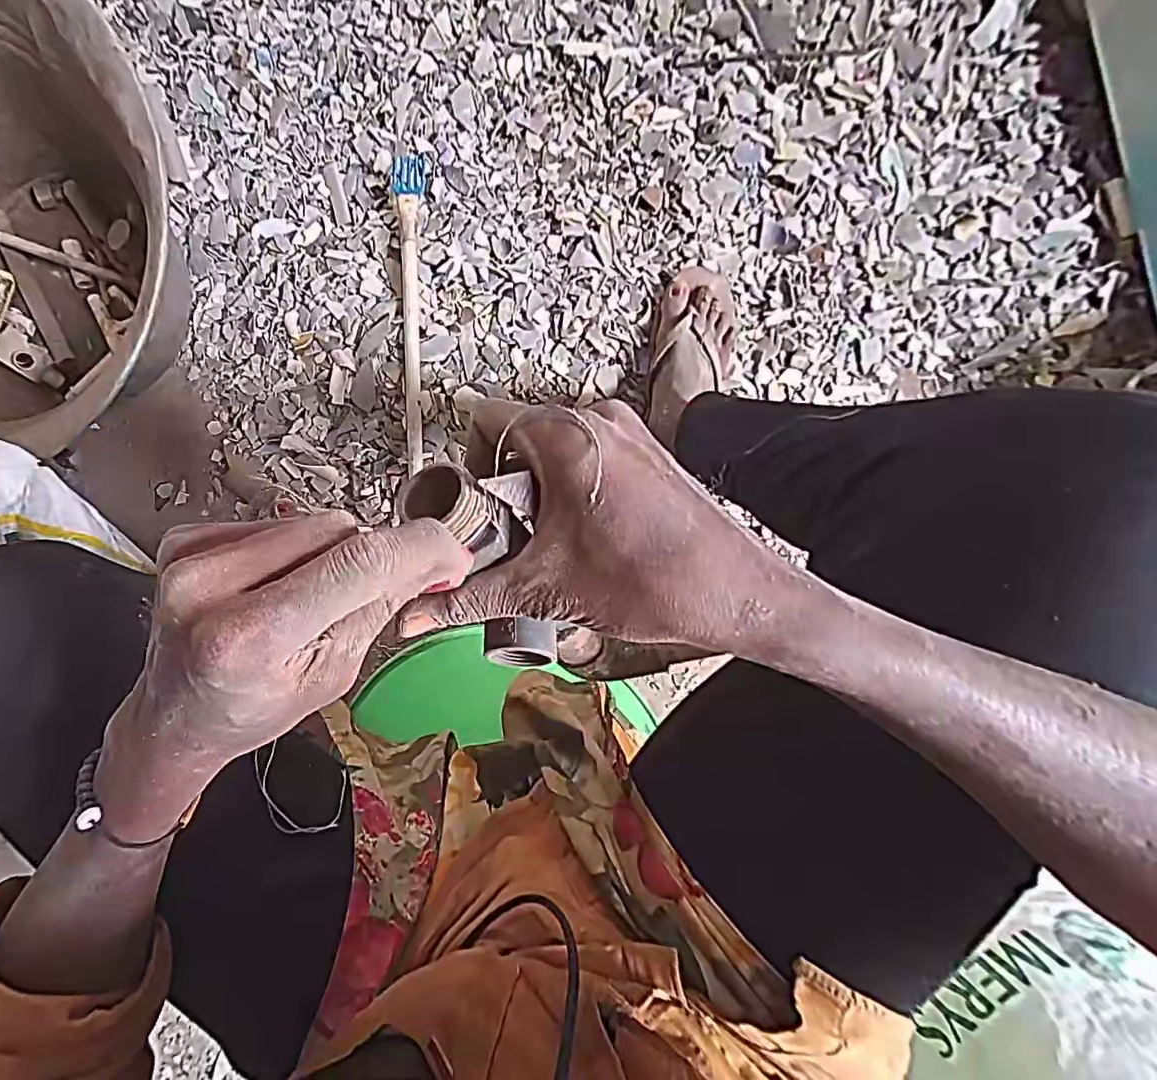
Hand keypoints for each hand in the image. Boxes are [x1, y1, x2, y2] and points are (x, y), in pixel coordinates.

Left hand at [96, 512, 469, 840]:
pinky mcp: (184, 538)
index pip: (355, 564)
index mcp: (249, 638)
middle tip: (367, 592)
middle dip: (368, 556)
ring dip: (327, 552)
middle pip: (333, 530)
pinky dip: (291, 547)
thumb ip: (376, 608)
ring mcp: (190, 557)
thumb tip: (431, 562)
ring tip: (306, 598)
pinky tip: (275, 585)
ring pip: (305, 521)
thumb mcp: (327, 677)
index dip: (416, 548)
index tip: (450, 549)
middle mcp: (209, 587)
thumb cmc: (247, 711)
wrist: (175, 716)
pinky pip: (271, 522)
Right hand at [398, 400, 815, 654]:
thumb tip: (417, 615)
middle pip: (513, 435)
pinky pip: (582, 455)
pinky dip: (564, 488)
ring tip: (544, 540)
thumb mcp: (545, 590)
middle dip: (499, 486)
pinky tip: (576, 535)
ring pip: (547, 447)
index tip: (471, 506)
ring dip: (532, 490)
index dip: (465, 464)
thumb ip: (469, 600)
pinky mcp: (642, 451)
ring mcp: (625, 432)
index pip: (482, 419)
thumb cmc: (660, 581)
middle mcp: (596, 419)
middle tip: (507, 534)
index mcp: (566, 435)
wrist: (739, 596)